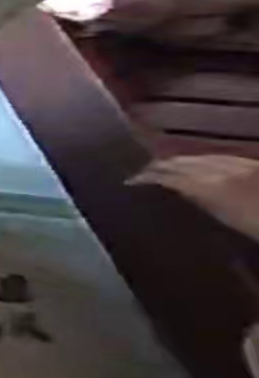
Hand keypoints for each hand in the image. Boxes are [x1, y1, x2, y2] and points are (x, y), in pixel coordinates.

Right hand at [130, 154, 258, 240]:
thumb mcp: (226, 219)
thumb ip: (199, 199)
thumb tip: (174, 188)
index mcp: (212, 186)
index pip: (168, 175)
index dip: (146, 176)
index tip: (130, 182)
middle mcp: (227, 171)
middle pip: (186, 162)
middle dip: (162, 165)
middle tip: (144, 172)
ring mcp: (249, 167)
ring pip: (207, 157)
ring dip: (185, 160)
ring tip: (170, 166)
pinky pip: (229, 158)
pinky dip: (209, 160)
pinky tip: (206, 164)